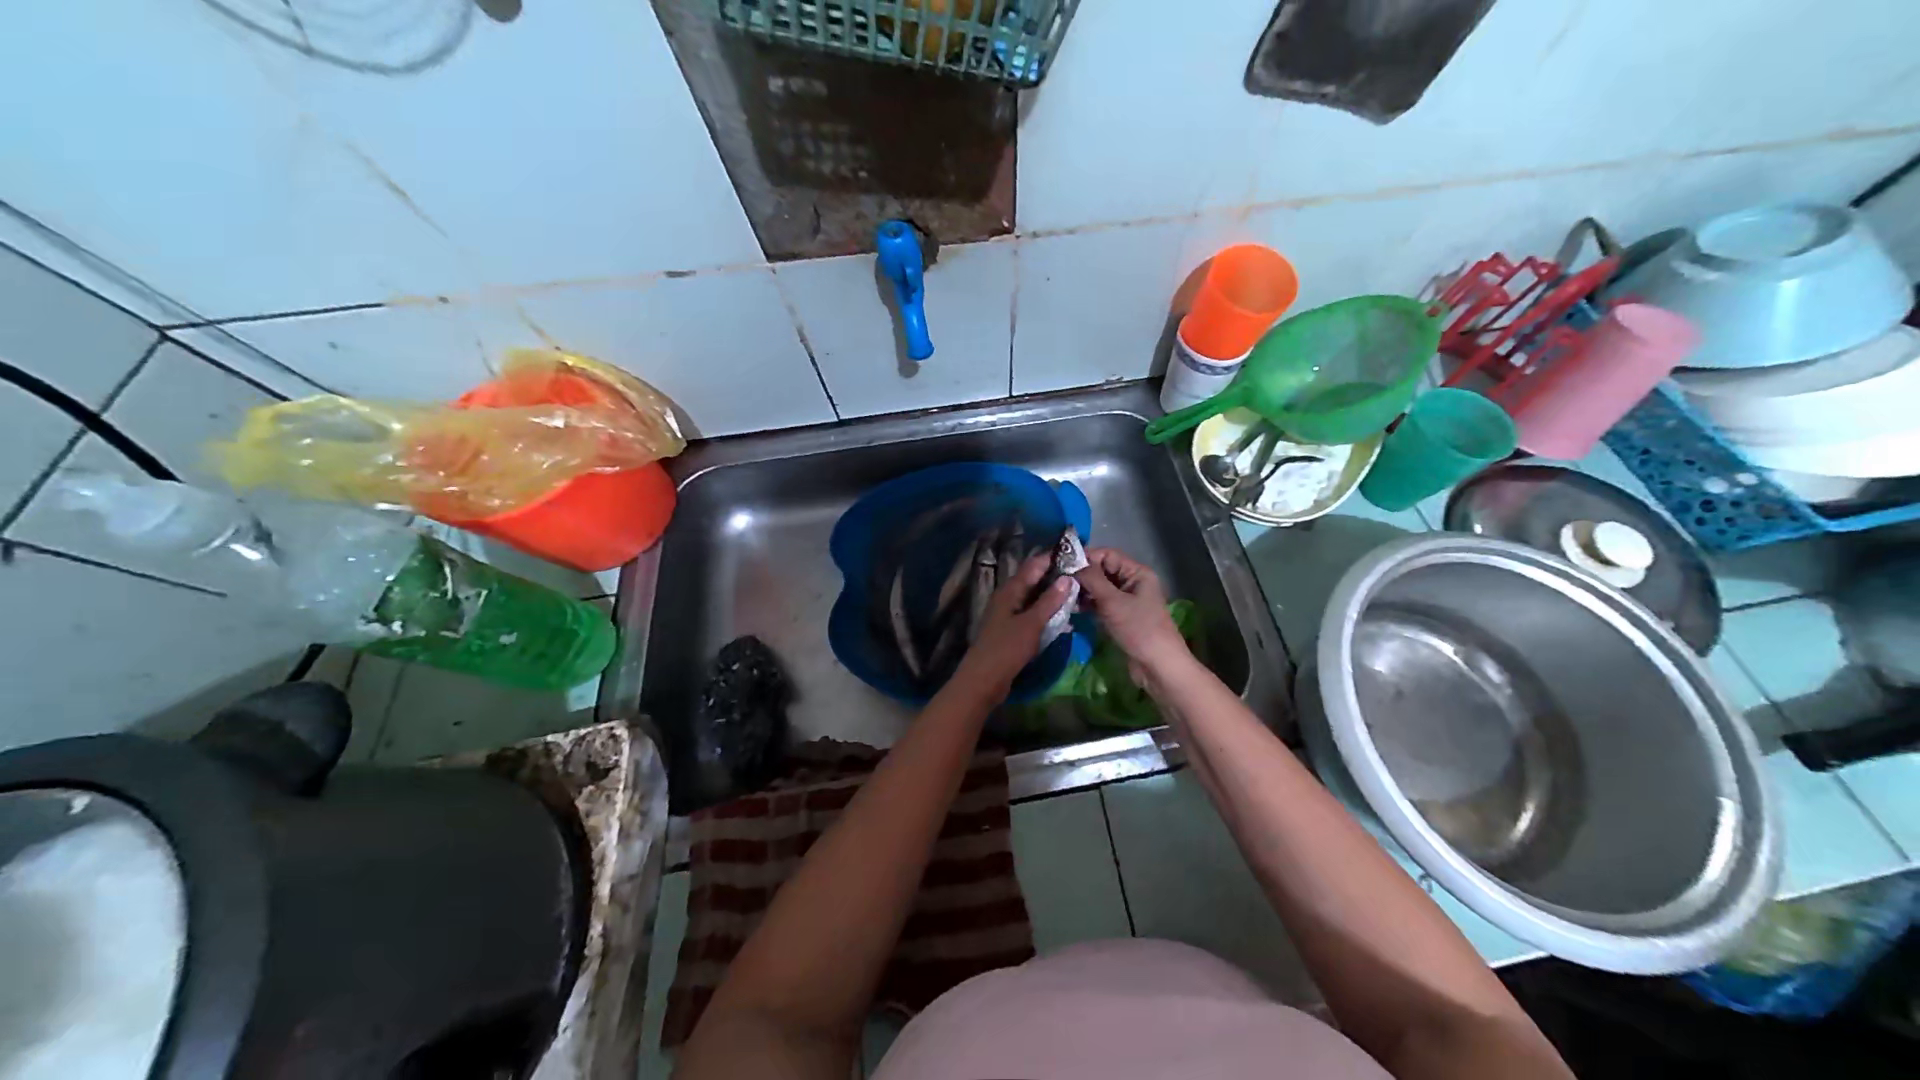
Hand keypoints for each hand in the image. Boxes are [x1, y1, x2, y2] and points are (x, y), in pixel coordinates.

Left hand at [954, 553, 1073, 691]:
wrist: (984, 680)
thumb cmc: (1007, 649)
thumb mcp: (1031, 623)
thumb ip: (1049, 601)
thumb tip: (1067, 578)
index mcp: (1009, 591)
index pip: (1033, 566)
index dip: (1052, 559)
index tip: (1075, 555)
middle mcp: (1008, 599)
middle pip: (1034, 581)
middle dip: (1056, 578)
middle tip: (1082, 576)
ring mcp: (1009, 615)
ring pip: (1035, 600)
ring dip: (1053, 598)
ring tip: (1078, 595)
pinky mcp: (1013, 632)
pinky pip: (1033, 617)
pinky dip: (1048, 616)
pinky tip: (1065, 621)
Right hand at [1074, 548, 1190, 678]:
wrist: (1158, 666)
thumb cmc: (1139, 629)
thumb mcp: (1113, 601)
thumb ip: (1092, 579)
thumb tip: (1072, 564)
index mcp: (1137, 573)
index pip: (1107, 555)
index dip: (1086, 558)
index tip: (1062, 564)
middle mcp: (1132, 582)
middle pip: (1102, 570)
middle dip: (1081, 575)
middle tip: (1057, 580)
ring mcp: (1125, 600)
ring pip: (1099, 588)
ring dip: (1082, 590)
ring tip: (1061, 595)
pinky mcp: (1119, 617)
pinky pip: (1099, 604)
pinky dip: (1087, 604)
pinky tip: (1071, 607)